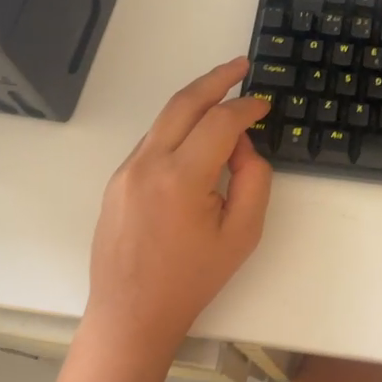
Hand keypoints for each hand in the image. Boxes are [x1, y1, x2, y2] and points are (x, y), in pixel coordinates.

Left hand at [83, 57, 272, 358]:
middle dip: (216, 79)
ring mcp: (126, 170)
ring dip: (196, 103)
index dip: (246, 107)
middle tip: (241, 66)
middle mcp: (148, 164)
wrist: (130, 315)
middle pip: (184, 103)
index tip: (264, 105)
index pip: (220, 122)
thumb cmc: (191, 280)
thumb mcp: (242, 234)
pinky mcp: (117, 180)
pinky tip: (198, 139)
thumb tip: (242, 145)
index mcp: (181, 178)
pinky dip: (179, 129)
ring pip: (165, 119)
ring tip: (224, 97)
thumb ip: (253, 180)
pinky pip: (153, 141)